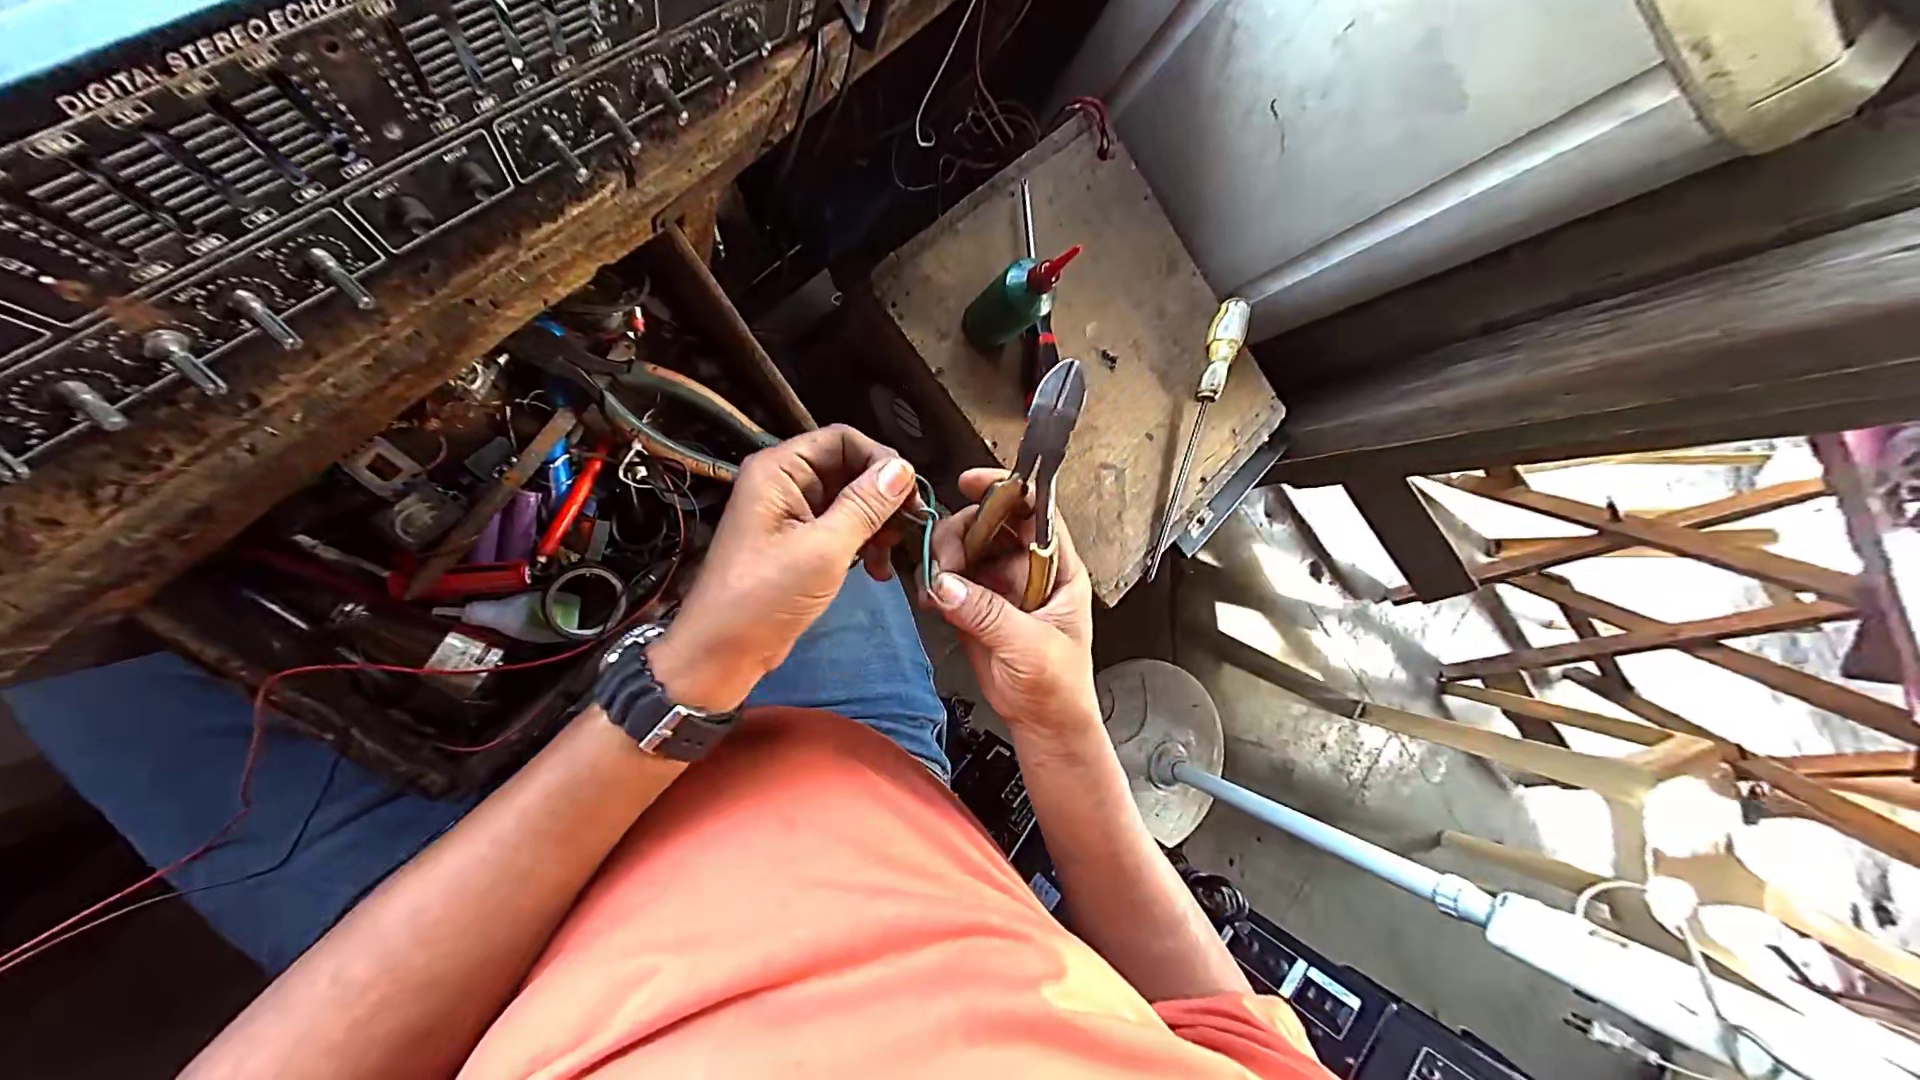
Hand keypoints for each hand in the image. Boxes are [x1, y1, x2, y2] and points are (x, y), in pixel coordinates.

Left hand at [649, 425, 920, 709]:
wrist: (724, 652)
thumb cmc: (765, 596)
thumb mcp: (823, 548)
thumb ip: (865, 505)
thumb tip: (902, 469)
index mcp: (780, 470)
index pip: (843, 439)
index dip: (881, 460)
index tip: (910, 494)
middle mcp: (787, 483)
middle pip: (851, 469)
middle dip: (884, 497)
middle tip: (908, 527)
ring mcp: (795, 514)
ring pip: (853, 501)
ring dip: (879, 524)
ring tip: (891, 554)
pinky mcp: (803, 543)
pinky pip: (845, 528)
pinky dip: (866, 544)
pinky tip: (878, 570)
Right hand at [922, 468, 1099, 748]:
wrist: (1043, 723)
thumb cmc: (1059, 686)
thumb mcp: (1031, 646)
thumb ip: (988, 613)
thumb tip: (947, 584)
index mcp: (1057, 569)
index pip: (1035, 511)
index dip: (1007, 490)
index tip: (973, 483)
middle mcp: (1026, 570)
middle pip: (990, 524)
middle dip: (962, 532)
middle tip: (945, 559)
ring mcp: (999, 586)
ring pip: (965, 549)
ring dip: (945, 558)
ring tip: (937, 584)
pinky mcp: (976, 605)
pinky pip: (950, 579)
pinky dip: (936, 583)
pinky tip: (932, 597)